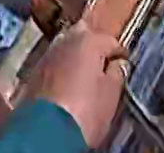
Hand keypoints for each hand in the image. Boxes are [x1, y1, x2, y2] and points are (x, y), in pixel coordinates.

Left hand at [25, 23, 126, 145]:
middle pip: (85, 33)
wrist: (48, 129)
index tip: (125, 62)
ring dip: (77, 51)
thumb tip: (117, 63)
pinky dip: (65, 62)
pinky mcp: (38, 66)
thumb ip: (117, 74)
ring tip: (87, 68)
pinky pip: (57, 57)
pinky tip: (69, 75)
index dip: (120, 52)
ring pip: (68, 42)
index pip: (109, 40)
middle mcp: (67, 38)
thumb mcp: (110, 95)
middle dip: (95, 42)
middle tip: (104, 60)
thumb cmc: (87, 110)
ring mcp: (50, 51)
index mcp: (89, 41)